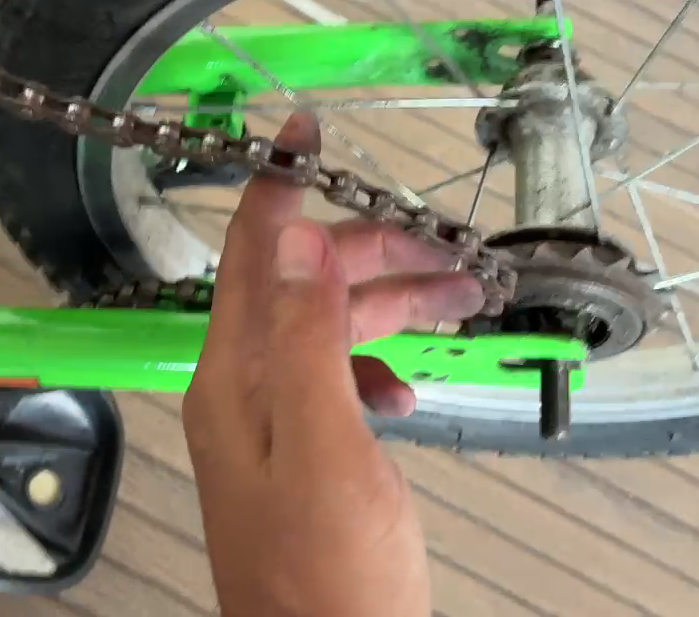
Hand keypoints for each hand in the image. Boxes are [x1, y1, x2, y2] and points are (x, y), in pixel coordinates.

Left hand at [184, 113, 483, 616]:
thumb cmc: (333, 577)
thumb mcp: (326, 445)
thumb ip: (307, 335)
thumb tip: (296, 236)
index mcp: (236, 372)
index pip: (250, 249)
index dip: (277, 183)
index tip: (304, 127)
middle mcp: (246, 383)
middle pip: (309, 284)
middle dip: (376, 257)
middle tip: (446, 252)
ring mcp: (276, 416)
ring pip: (335, 327)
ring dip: (395, 309)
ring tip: (462, 303)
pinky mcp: (308, 445)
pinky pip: (343, 378)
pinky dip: (380, 369)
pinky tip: (409, 395)